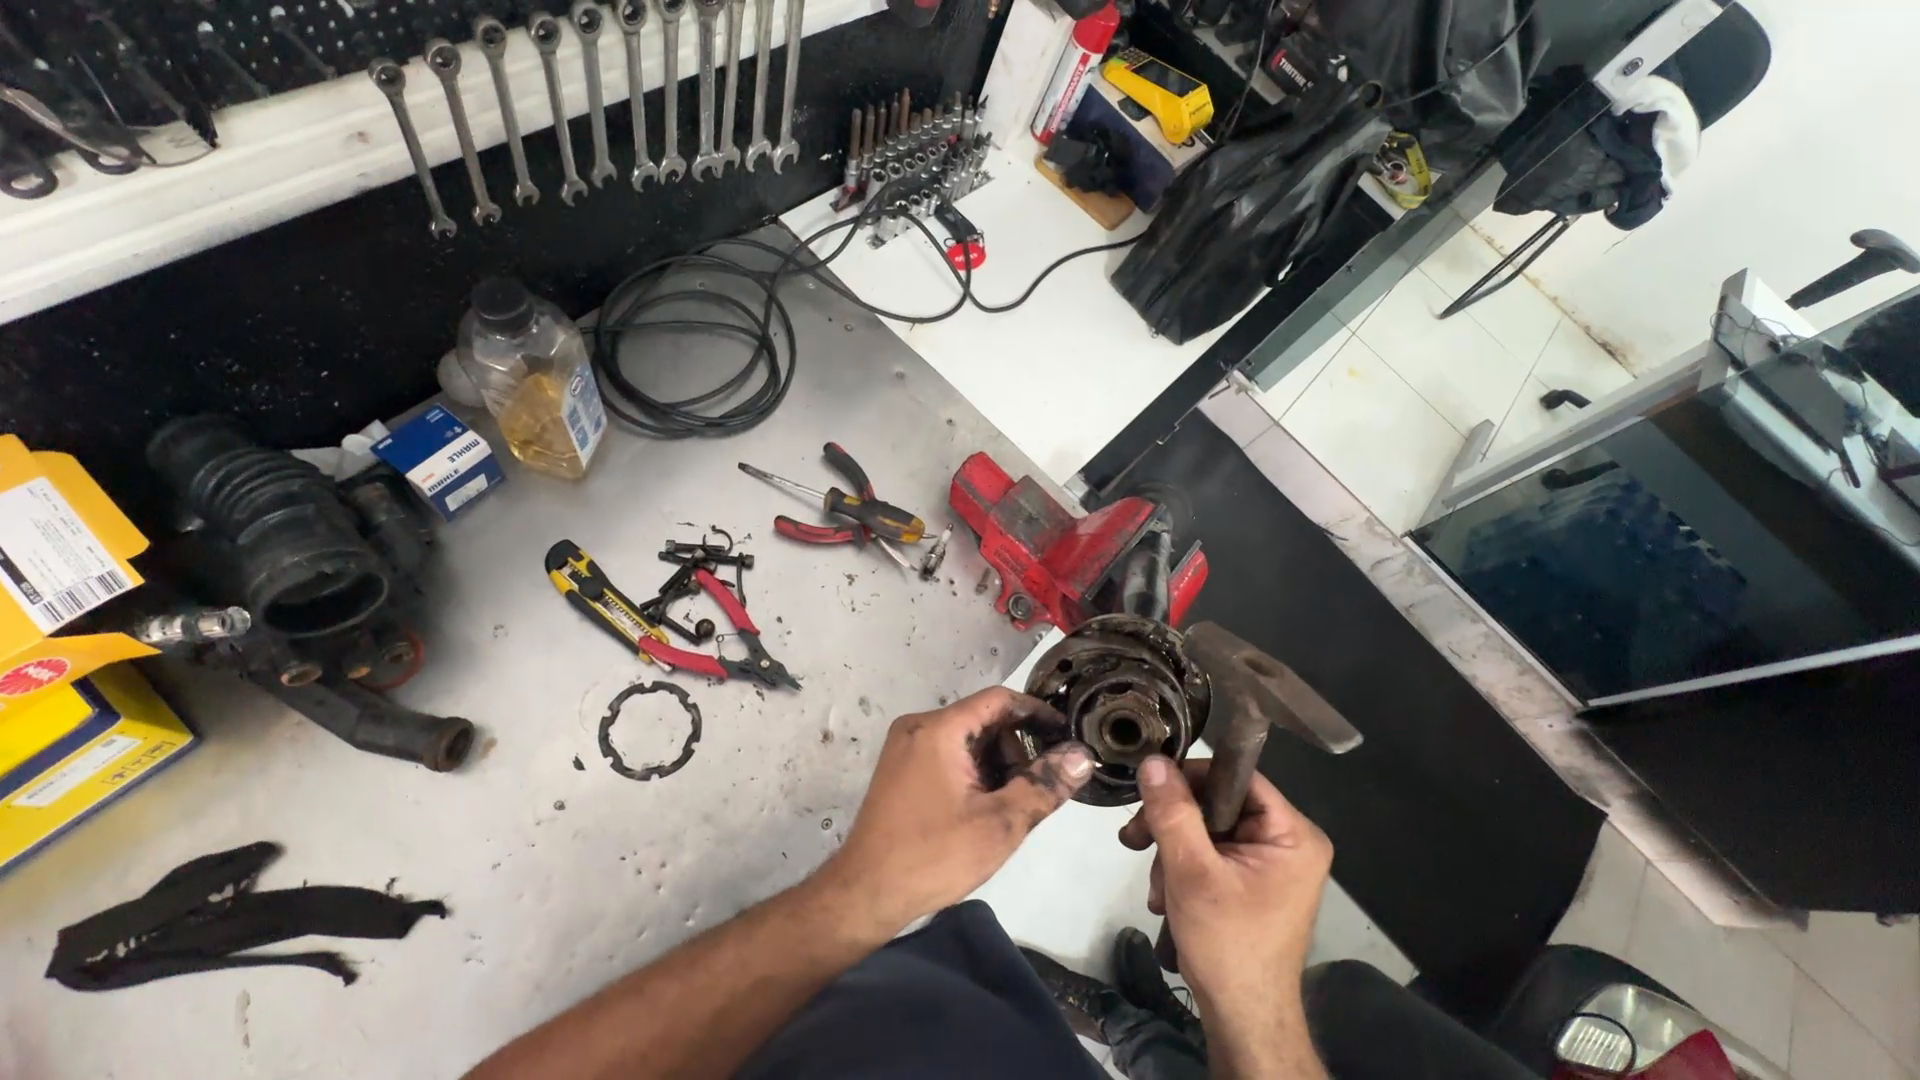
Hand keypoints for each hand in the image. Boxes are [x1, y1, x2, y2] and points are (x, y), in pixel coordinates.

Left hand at [817, 687, 1093, 932]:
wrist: (865, 894)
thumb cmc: (933, 855)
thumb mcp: (1000, 823)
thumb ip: (1044, 785)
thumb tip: (1082, 756)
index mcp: (939, 729)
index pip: (999, 699)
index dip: (1037, 713)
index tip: (1067, 735)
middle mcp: (918, 727)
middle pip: (983, 721)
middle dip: (1017, 749)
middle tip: (1038, 788)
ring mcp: (905, 749)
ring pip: (967, 741)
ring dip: (996, 765)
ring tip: (1011, 807)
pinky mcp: (901, 770)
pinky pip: (948, 756)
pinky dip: (974, 774)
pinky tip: (985, 809)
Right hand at [1119, 756, 1331, 1019]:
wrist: (1241, 1017)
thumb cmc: (1227, 943)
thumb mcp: (1192, 871)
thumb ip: (1172, 812)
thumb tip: (1153, 761)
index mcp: (1293, 834)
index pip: (1236, 777)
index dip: (1191, 778)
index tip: (1151, 792)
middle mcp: (1288, 842)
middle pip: (1217, 804)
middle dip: (1174, 827)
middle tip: (1136, 841)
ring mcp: (1271, 864)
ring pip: (1207, 830)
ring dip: (1173, 853)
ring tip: (1159, 889)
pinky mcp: (1253, 882)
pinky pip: (1212, 854)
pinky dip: (1184, 869)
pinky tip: (1169, 896)